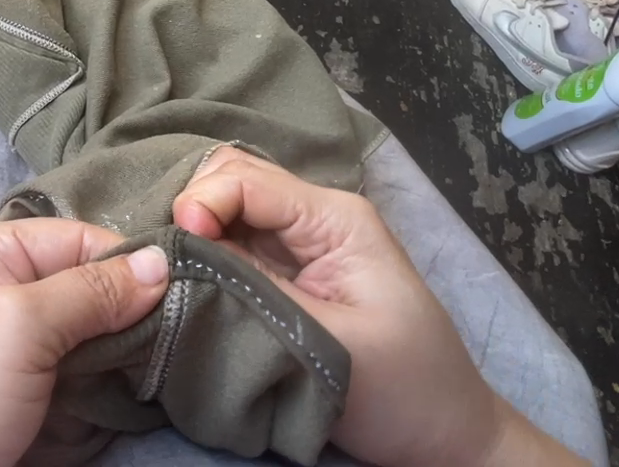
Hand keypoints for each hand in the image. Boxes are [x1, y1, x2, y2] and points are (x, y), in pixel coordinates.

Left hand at [0, 220, 169, 466]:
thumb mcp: (19, 327)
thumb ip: (91, 291)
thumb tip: (163, 260)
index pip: (75, 236)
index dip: (126, 262)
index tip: (182, 291)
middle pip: (85, 284)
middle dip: (123, 316)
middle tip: (169, 343)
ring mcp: (7, 341)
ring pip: (86, 334)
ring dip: (113, 359)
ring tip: (145, 375)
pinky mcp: (17, 390)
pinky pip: (74, 374)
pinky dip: (97, 389)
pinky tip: (116, 399)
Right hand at [173, 148, 584, 466]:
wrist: (445, 441)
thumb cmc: (404, 390)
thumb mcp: (329, 341)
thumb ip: (252, 289)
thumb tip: (181, 253)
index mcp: (332, 217)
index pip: (246, 179)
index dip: (203, 203)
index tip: (180, 249)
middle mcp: (310, 214)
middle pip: (230, 176)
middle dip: (193, 207)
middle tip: (173, 258)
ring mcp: (296, 239)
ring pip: (224, 204)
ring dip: (194, 229)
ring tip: (177, 267)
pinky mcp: (282, 267)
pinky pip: (230, 238)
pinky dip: (203, 249)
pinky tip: (192, 274)